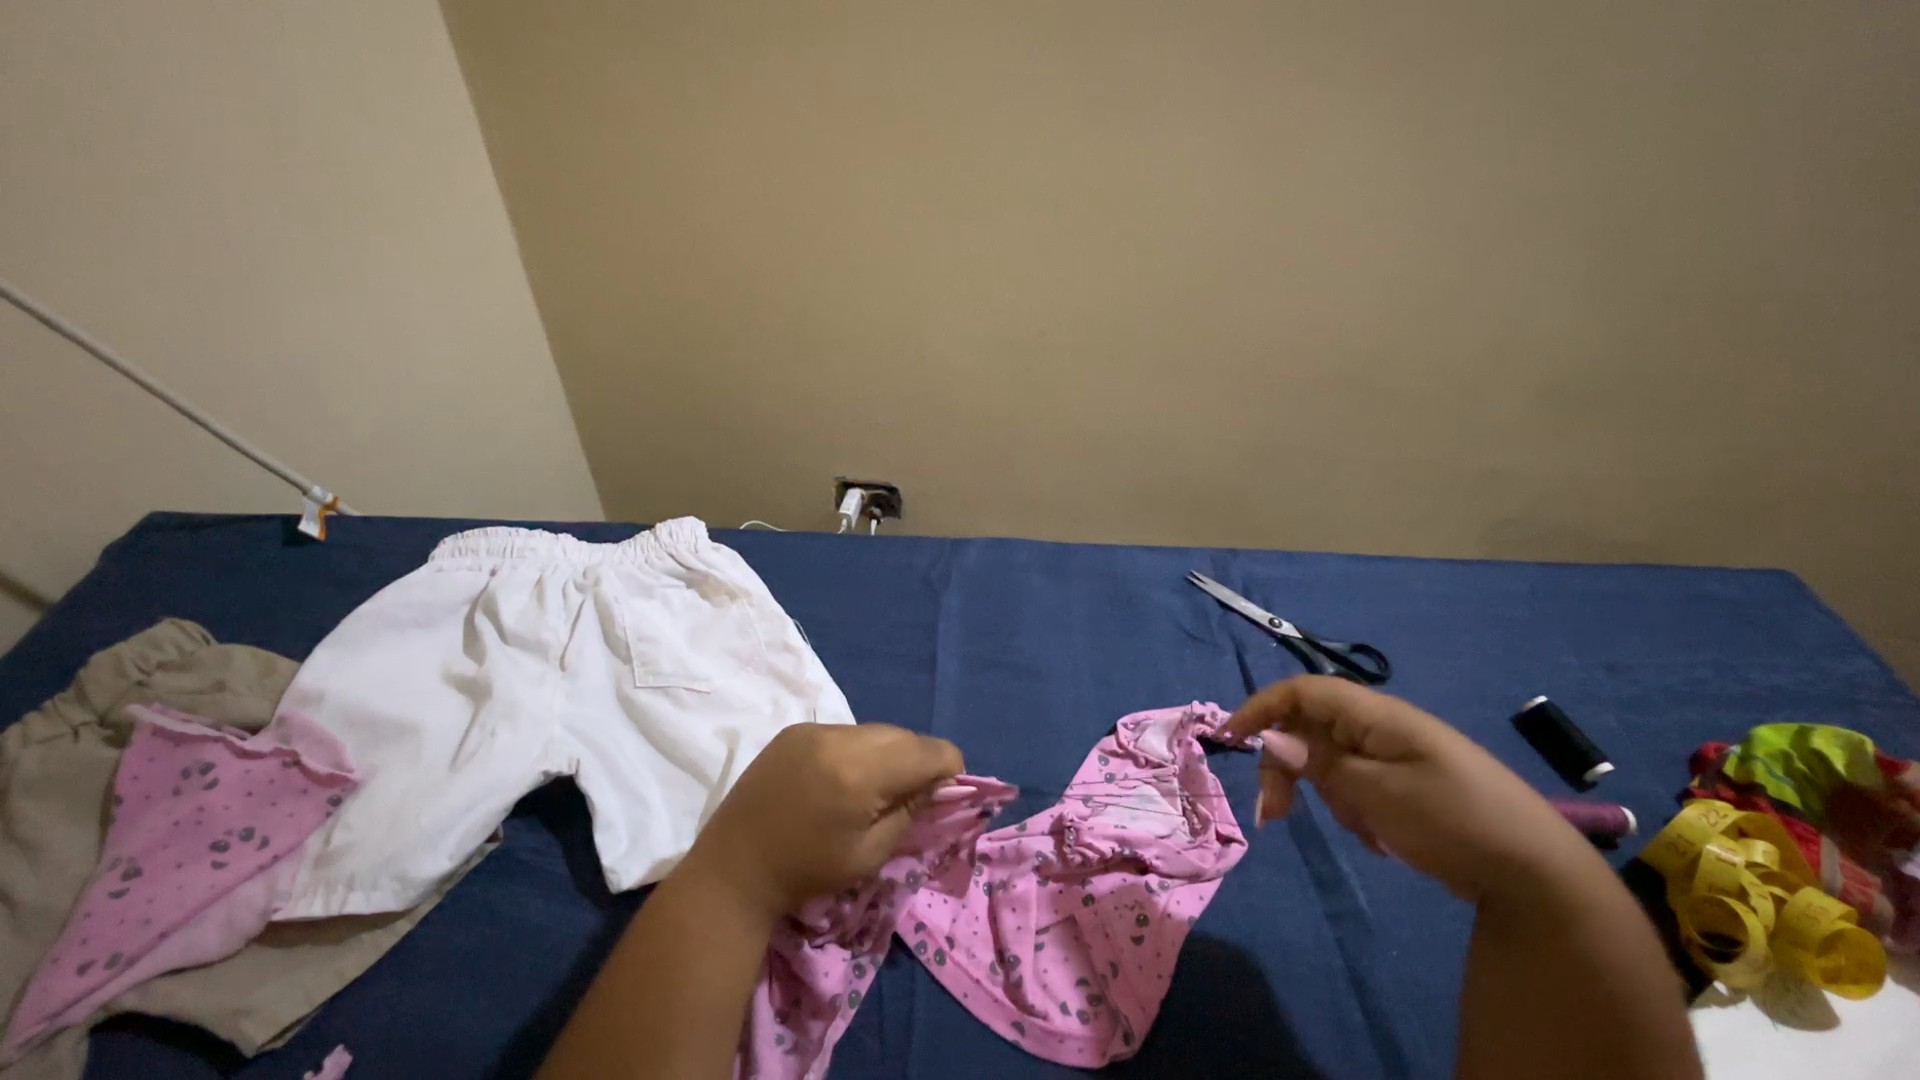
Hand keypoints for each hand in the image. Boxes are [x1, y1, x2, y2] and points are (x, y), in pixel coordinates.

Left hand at [681, 723, 964, 918]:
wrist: (733, 869)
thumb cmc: (806, 872)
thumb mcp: (871, 854)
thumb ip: (911, 811)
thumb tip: (938, 784)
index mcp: (861, 773)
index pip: (930, 750)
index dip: (949, 769)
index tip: (942, 795)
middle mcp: (839, 738)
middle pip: (904, 735)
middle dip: (919, 759)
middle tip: (912, 795)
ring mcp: (814, 729)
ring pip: (876, 730)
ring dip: (888, 752)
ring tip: (874, 788)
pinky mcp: (795, 730)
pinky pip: (846, 731)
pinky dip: (858, 750)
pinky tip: (842, 779)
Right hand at [1226, 676, 1592, 903]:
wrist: (1537, 873)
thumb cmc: (1452, 821)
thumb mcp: (1376, 792)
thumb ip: (1319, 762)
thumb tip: (1270, 735)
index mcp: (1377, 716)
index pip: (1304, 691)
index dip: (1262, 707)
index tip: (1229, 739)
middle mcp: (1384, 728)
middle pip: (1311, 729)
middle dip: (1287, 767)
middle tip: (1275, 816)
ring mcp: (1399, 756)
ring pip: (1332, 761)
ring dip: (1326, 794)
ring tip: (1356, 832)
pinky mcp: (1411, 785)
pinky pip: (1360, 785)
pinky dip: (1355, 809)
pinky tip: (1377, 839)